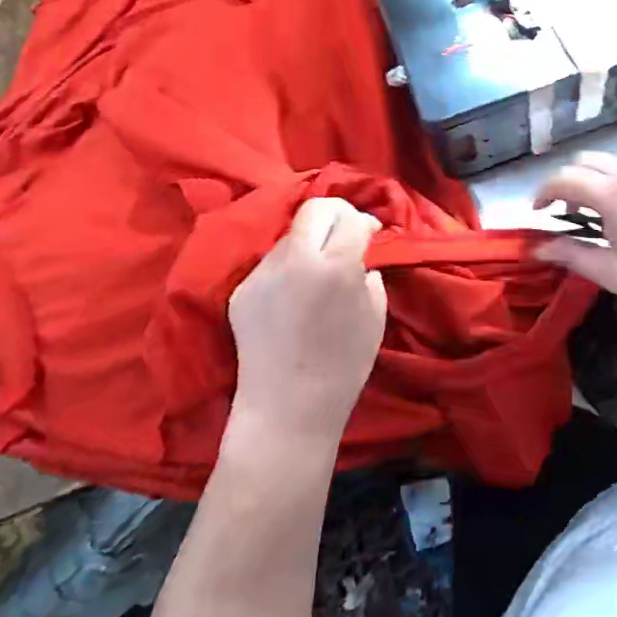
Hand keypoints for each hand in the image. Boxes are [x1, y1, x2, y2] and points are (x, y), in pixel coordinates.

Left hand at [227, 198, 388, 447]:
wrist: (288, 407)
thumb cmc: (343, 367)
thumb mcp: (374, 316)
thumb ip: (368, 272)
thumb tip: (361, 249)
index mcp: (335, 266)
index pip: (350, 218)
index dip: (365, 222)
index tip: (370, 233)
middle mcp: (295, 260)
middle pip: (314, 209)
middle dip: (335, 214)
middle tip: (345, 233)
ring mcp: (262, 273)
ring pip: (290, 235)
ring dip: (309, 243)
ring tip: (317, 271)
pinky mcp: (241, 288)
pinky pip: (271, 264)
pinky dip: (287, 269)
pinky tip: (293, 295)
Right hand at [532, 151, 616, 324]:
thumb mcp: (614, 273)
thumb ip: (571, 255)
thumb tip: (536, 248)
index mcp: (613, 192)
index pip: (564, 178)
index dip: (542, 192)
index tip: (536, 213)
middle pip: (584, 160)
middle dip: (564, 181)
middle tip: (559, 212)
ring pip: (607, 162)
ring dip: (588, 180)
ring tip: (588, 215)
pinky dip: (610, 181)